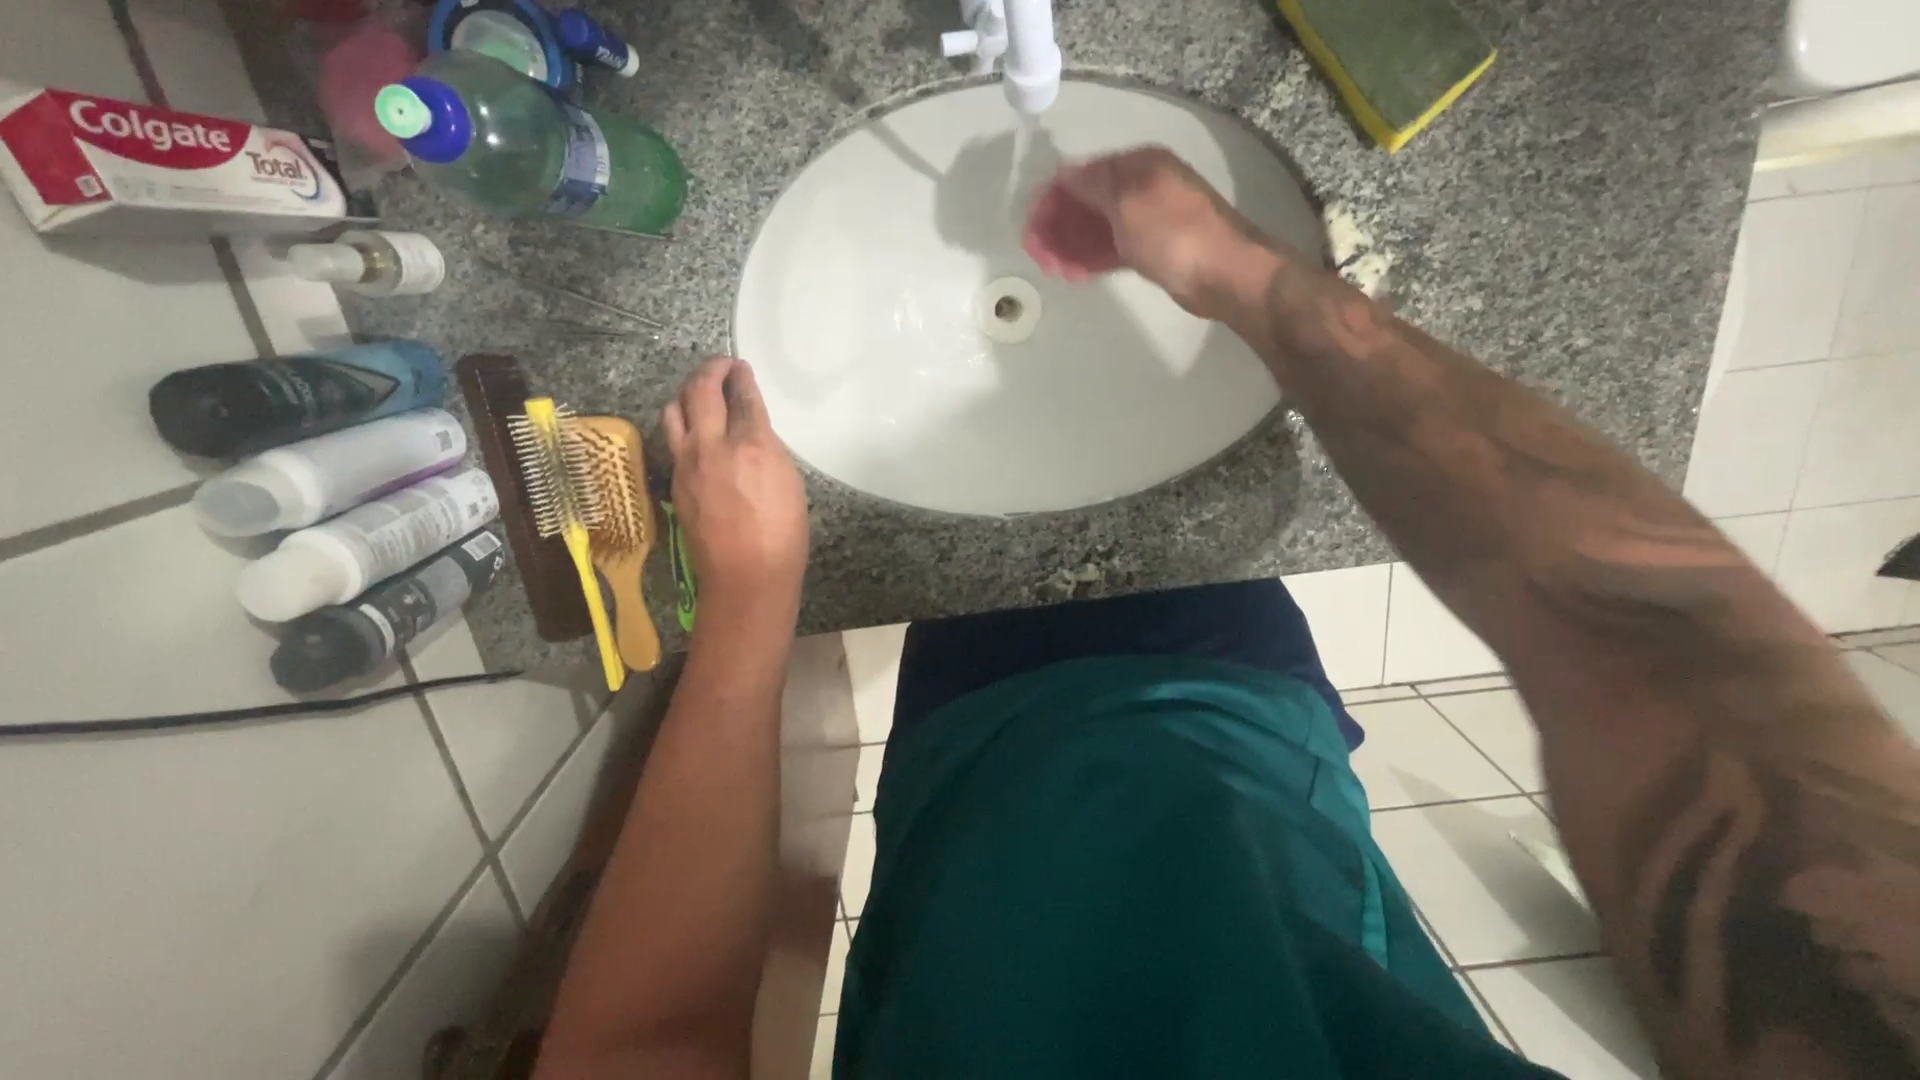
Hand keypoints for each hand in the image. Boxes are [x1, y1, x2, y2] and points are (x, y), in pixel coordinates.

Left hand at [663, 356, 808, 623]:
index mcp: (752, 445)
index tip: (741, 367)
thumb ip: (767, 449)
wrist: (746, 576)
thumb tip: (752, 434)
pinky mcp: (676, 481)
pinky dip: (684, 425)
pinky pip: (675, 440)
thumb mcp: (788, 482)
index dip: (741, 376)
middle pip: (702, 391)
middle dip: (711, 370)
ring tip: (700, 392)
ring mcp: (688, 463)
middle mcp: (714, 446)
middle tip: (721, 366)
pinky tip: (695, 431)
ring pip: (675, 410)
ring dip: (688, 393)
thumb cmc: (783, 535)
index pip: (742, 396)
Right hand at [1022, 146, 1268, 320]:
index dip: (1053, 196)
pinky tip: (1072, 274)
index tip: (1030, 221)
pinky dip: (1091, 259)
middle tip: (1034, 252)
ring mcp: (1147, 221)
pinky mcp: (1152, 252)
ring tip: (1049, 268)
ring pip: (1098, 230)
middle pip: (1088, 203)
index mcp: (1138, 166)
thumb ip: (1092, 186)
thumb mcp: (1127, 200)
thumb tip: (1063, 172)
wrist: (1224, 272)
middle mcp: (1142, 188)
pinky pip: (1112, 250)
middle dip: (1058, 225)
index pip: (1084, 174)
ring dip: (1070, 246)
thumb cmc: (1174, 231)